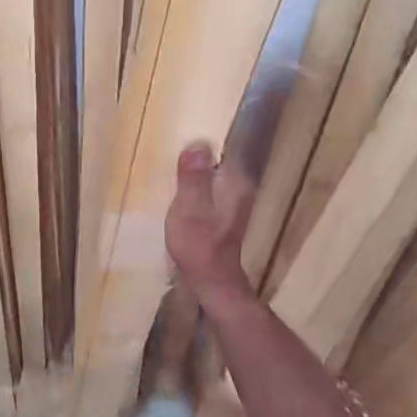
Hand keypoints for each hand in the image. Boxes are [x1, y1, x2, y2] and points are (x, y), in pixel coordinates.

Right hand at [166, 141, 254, 296]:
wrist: (212, 281)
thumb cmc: (199, 245)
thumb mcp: (189, 209)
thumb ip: (193, 178)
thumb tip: (198, 143)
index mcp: (236, 182)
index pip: (224, 148)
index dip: (205, 140)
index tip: (184, 135)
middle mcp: (241, 187)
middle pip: (219, 160)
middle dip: (200, 154)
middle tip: (175, 146)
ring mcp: (235, 200)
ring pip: (214, 174)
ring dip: (196, 171)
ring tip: (175, 165)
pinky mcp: (226, 212)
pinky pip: (211, 188)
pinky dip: (197, 186)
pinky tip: (182, 189)